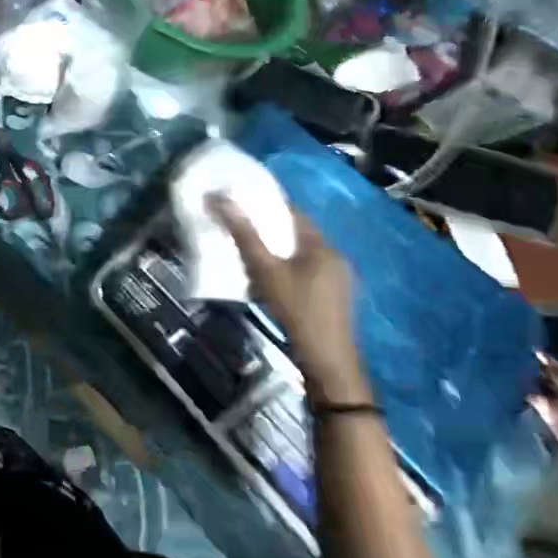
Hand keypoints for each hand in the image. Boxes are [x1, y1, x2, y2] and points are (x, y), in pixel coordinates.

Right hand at [209, 195, 368, 404]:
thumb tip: (221, 199)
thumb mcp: (264, 270)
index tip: (239, 201)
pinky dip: (284, 267)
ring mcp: (337, 279)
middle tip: (237, 227)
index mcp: (322, 246)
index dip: (266, 204)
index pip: (293, 213)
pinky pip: (305, 271)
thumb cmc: (296, 307)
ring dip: (275, 251)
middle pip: (296, 234)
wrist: (325, 358)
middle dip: (267, 229)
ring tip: (246, 252)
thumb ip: (244, 234)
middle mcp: (334, 257)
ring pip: (300, 254)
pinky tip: (265, 279)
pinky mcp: (332, 297)